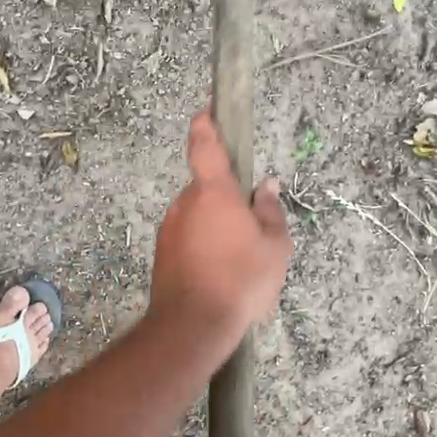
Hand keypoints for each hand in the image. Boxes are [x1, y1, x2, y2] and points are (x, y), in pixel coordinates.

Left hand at [150, 111, 291, 337]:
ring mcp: (169, 229)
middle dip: (225, 200)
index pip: (205, 146)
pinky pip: (186, 238)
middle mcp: (184, 204)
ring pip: (196, 216)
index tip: (206, 112)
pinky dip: (202, 246)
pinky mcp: (161, 253)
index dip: (205, 125)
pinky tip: (218, 272)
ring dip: (214, 226)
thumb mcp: (275, 246)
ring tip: (238, 259)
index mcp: (213, 193)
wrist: (193, 324)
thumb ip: (271, 211)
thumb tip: (267, 186)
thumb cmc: (241, 280)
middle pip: (206, 189)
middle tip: (250, 227)